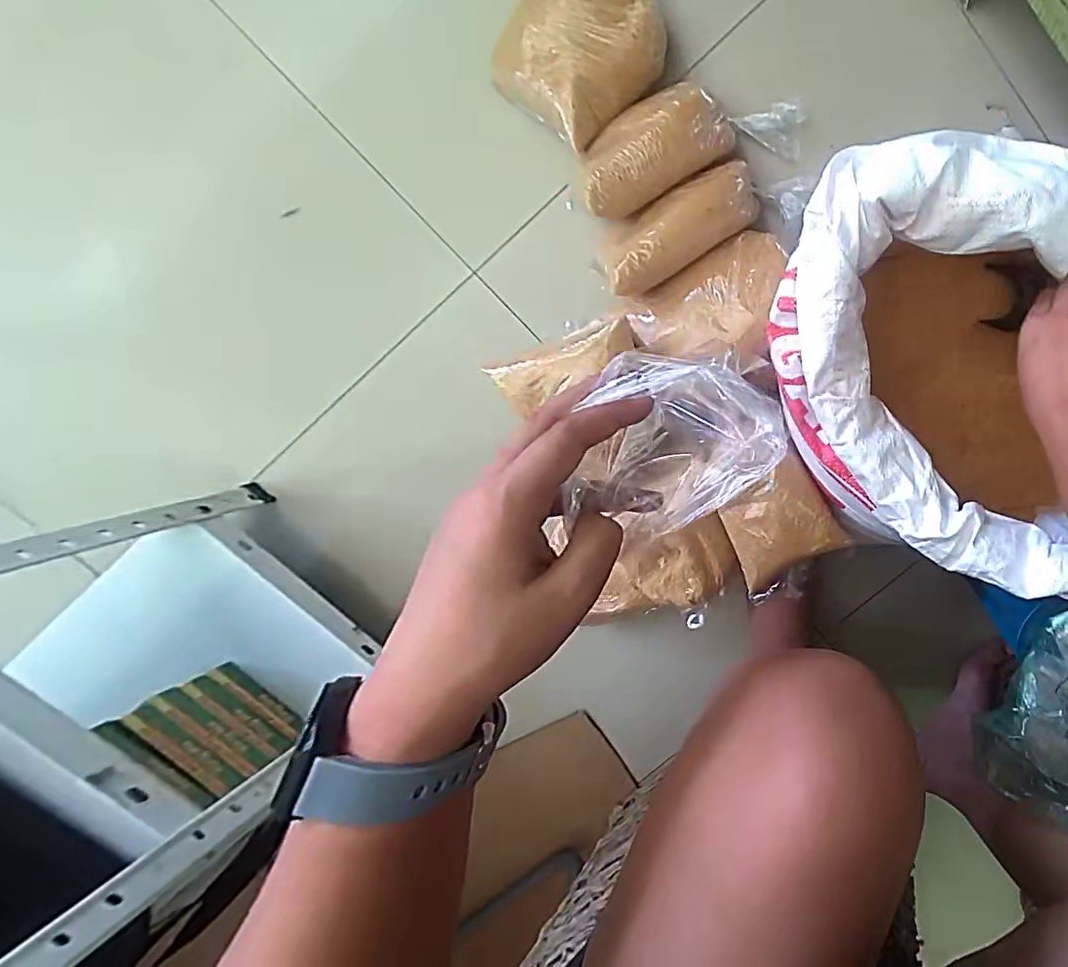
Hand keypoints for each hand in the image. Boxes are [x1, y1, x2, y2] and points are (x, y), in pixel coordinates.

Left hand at [346, 384, 651, 761]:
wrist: (422, 685)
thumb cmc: (497, 641)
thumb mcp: (568, 597)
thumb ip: (599, 542)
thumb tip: (604, 514)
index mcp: (506, 503)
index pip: (563, 439)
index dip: (607, 415)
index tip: (645, 402)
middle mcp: (483, 493)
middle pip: (534, 429)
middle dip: (579, 400)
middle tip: (619, 383)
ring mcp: (470, 508)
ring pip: (522, 451)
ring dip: (563, 431)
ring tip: (604, 423)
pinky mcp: (470, 527)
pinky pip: (517, 479)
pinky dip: (552, 465)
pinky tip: (576, 485)